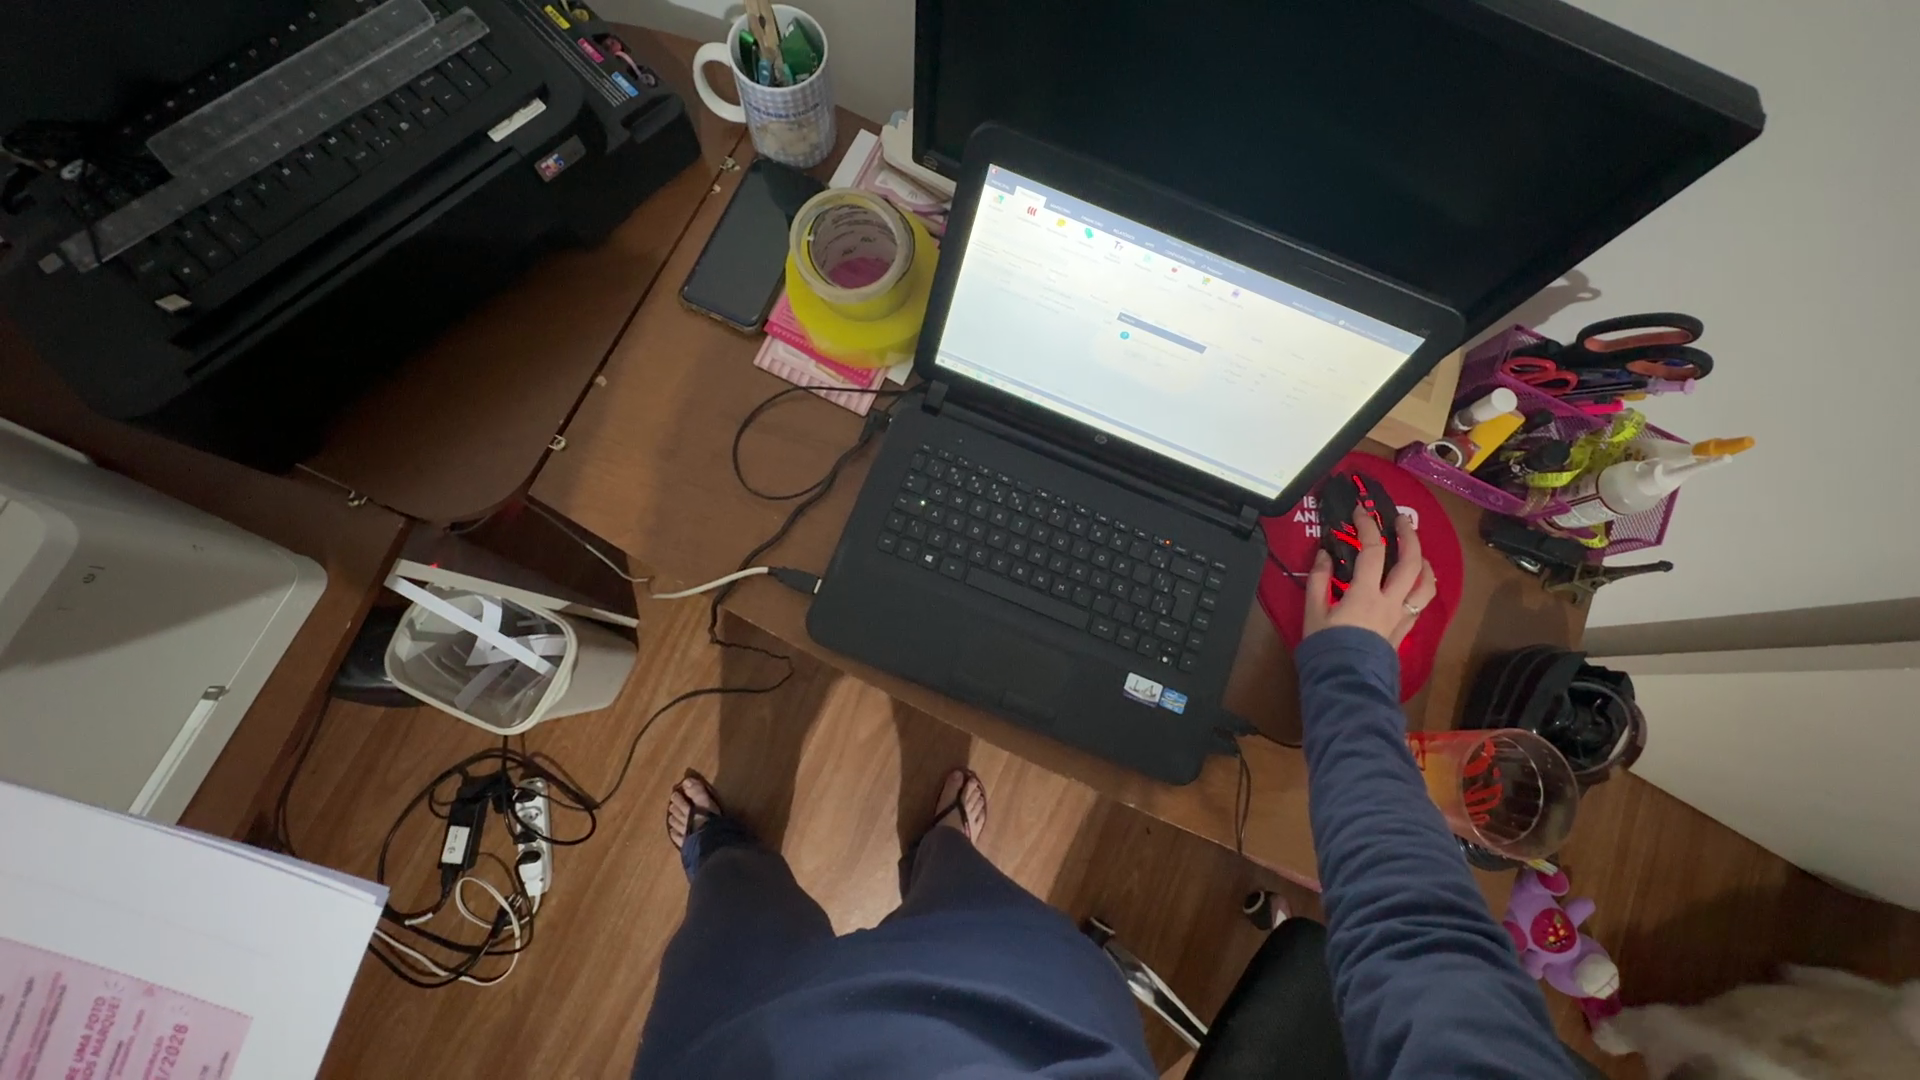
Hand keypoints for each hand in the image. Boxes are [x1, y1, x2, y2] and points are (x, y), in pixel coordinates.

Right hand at [1303, 506, 1436, 648]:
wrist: (1345, 681)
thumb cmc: (1326, 646)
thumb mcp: (1313, 611)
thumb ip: (1319, 579)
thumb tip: (1325, 553)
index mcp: (1365, 593)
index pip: (1372, 550)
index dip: (1368, 526)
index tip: (1361, 511)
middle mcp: (1390, 601)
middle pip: (1411, 562)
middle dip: (1409, 536)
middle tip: (1401, 520)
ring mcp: (1402, 616)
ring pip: (1426, 583)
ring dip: (1425, 561)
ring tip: (1418, 550)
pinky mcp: (1405, 629)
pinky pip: (1422, 602)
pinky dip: (1423, 585)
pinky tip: (1417, 582)